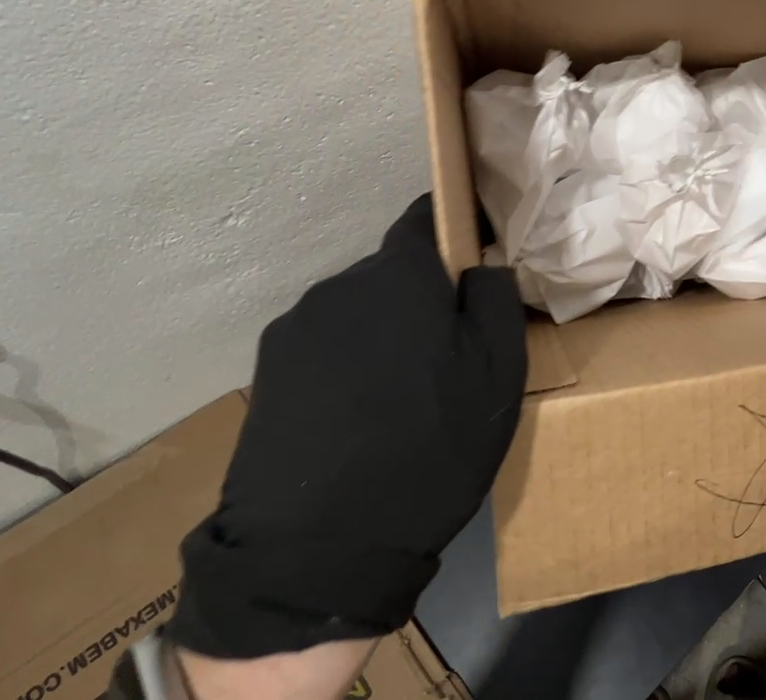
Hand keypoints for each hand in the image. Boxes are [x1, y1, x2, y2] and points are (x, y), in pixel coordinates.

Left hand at [170, 194, 526, 657]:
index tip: (478, 260)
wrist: (318, 548)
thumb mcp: (498, 374)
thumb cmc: (429, 447)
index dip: (455, 229)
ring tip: (407, 391)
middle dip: (425, 294)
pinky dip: (353, 361)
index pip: (425, 218)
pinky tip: (365, 413)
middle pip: (394, 271)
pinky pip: (328, 344)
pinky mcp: (268, 374)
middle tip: (453, 349)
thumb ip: (496, 300)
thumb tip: (483, 261)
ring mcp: (294, 331)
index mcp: (398, 277)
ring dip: (387, 330)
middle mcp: (339, 287)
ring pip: (361, 309)